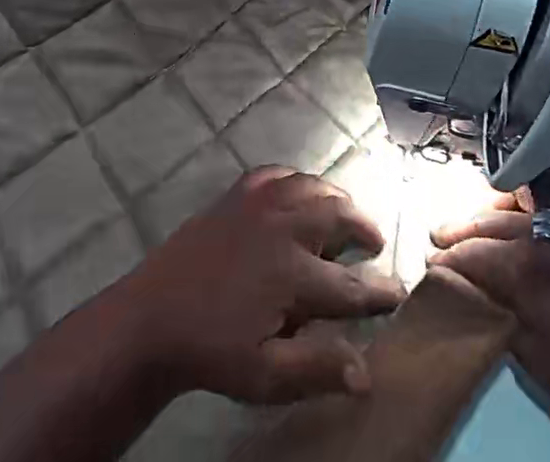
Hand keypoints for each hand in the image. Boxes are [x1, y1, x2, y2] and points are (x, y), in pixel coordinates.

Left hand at [108, 166, 404, 404]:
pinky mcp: (230, 197)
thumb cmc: (210, 349)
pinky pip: (271, 174)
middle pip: (338, 214)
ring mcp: (252, 205)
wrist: (151, 317)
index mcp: (290, 273)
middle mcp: (278, 228)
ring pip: (308, 185)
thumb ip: (317, 369)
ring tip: (345, 215)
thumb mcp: (265, 375)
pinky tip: (297, 192)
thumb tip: (367, 372)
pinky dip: (294, 178)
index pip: (352, 285)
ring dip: (334, 197)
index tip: (398, 294)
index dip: (380, 292)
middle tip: (375, 244)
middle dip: (365, 227)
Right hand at [428, 178, 549, 461]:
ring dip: (503, 210)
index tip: (433, 266)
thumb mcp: (542, 363)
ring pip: (533, 199)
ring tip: (487, 221)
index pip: (471, 252)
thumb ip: (503, 314)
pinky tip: (547, 200)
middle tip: (444, 239)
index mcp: (533, 269)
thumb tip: (477, 292)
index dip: (446, 261)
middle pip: (494, 220)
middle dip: (464, 231)